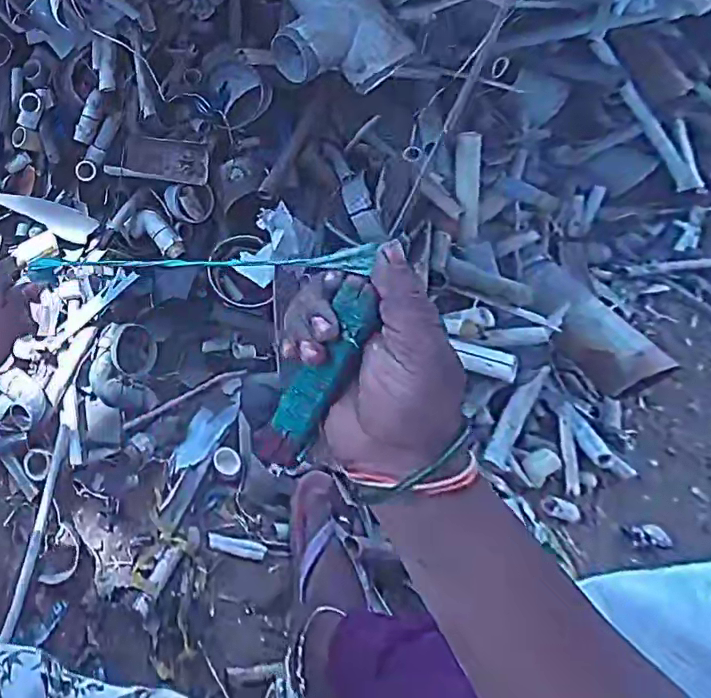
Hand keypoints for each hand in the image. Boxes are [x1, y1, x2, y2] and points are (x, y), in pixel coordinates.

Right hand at [279, 242, 464, 480]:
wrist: (393, 461)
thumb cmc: (417, 406)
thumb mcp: (420, 348)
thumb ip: (403, 298)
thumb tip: (390, 249)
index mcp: (390, 315)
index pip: (355, 277)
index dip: (338, 281)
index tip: (334, 292)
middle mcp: (359, 325)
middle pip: (321, 292)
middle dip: (317, 308)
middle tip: (329, 333)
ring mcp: (334, 346)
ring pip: (301, 314)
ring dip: (303, 330)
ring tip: (316, 356)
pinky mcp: (312, 367)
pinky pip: (290, 341)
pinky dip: (290, 345)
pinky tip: (300, 359)